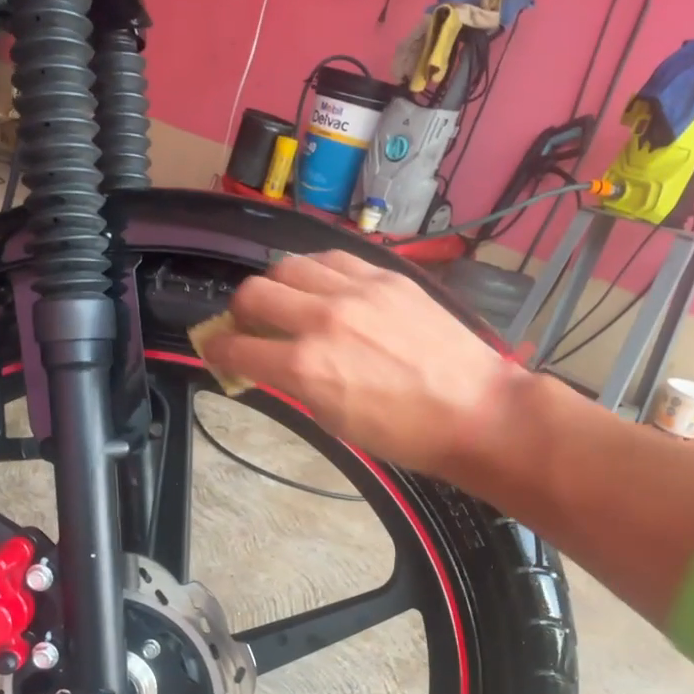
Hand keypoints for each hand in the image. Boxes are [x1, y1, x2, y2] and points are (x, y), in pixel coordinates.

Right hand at [198, 251, 529, 481]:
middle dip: (239, 312)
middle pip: (253, 294)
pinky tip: (319, 286)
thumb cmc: (405, 434)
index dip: (218, 350)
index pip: (237, 348)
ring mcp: (357, 291)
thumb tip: (268, 365)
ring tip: (284, 302)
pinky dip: (313, 271)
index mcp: (306, 367)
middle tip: (247, 325)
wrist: (476, 410)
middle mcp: (323, 319)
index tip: (217, 350)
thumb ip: (294, 385)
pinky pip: (332, 259)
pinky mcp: (386, 276)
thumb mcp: (334, 421)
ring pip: (289, 267)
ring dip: (274, 286)